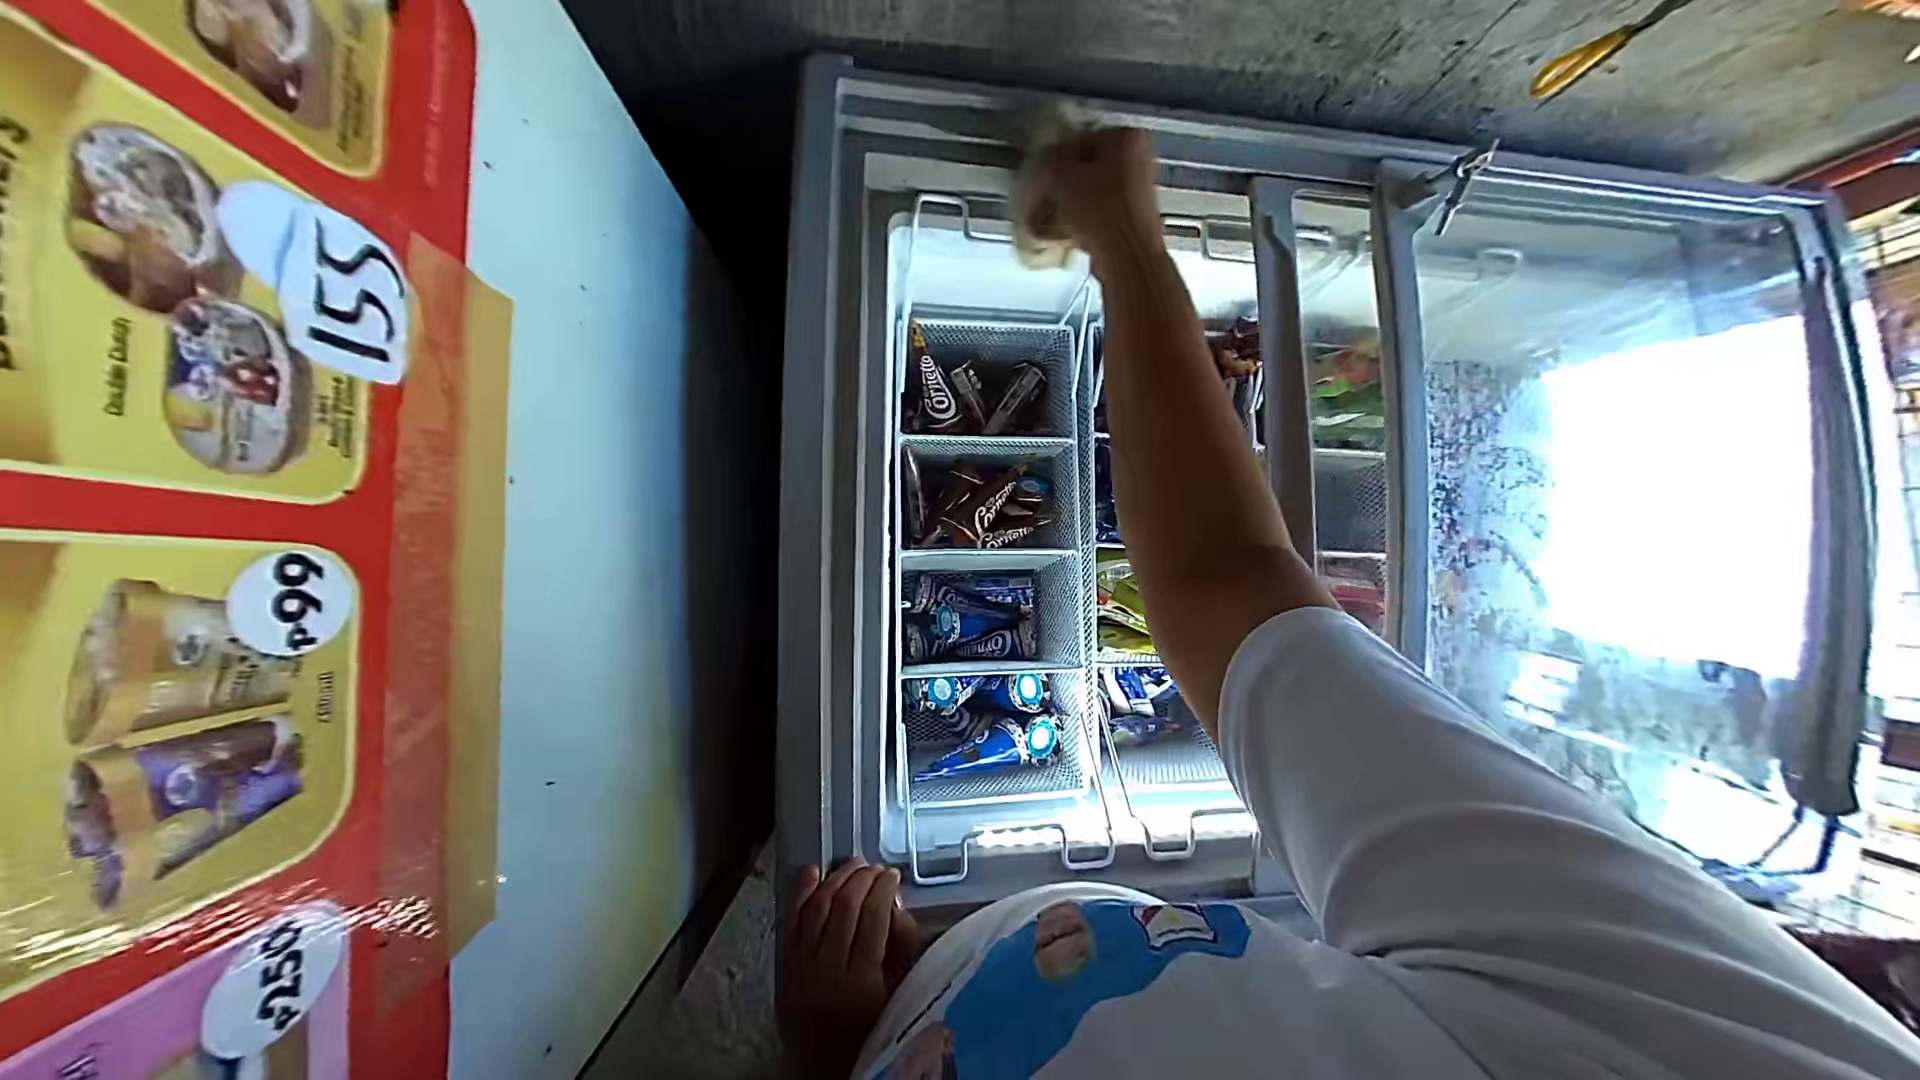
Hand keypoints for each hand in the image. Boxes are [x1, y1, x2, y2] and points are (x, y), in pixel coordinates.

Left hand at [781, 858, 920, 1077]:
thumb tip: (894, 902)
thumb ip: (902, 946)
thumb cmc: (872, 1032)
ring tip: (854, 865)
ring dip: (836, 878)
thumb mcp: (900, 994)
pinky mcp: (784, 970)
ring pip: (817, 907)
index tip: (894, 875)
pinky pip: (792, 922)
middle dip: (863, 878)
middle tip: (877, 869)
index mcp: (861, 983)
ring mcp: (801, 969)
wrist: (825, 1073)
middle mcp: (826, 972)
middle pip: (844, 906)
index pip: (873, 917)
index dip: (884, 888)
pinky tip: (813, 871)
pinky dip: (801, 892)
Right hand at [1029, 127, 1164, 268]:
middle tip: (1052, 200)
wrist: (1128, 254)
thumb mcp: (1063, 180)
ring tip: (1063, 219)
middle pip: (1093, 165)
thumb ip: (1053, 163)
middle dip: (1070, 182)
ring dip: (1080, 202)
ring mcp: (1143, 186)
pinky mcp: (1140, 214)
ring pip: (1100, 188)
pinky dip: (1093, 217)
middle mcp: (1140, 155)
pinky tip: (1080, 231)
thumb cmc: (1098, 211)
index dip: (1059, 161)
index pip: (1081, 140)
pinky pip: (1109, 209)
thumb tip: (1052, 161)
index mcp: (1125, 136)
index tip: (1046, 180)